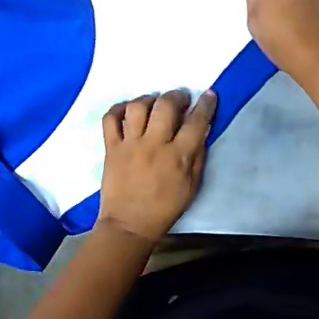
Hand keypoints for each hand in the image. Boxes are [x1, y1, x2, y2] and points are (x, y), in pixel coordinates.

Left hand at [97, 89, 215, 244]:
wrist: (129, 224)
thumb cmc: (165, 208)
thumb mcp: (192, 186)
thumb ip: (198, 156)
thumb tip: (203, 130)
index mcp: (178, 156)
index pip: (196, 121)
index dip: (205, 104)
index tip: (209, 94)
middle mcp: (154, 144)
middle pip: (166, 106)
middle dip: (177, 95)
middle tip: (180, 98)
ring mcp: (130, 144)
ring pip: (137, 107)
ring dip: (149, 98)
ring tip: (154, 102)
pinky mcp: (111, 148)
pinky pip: (110, 119)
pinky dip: (118, 109)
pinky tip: (127, 110)